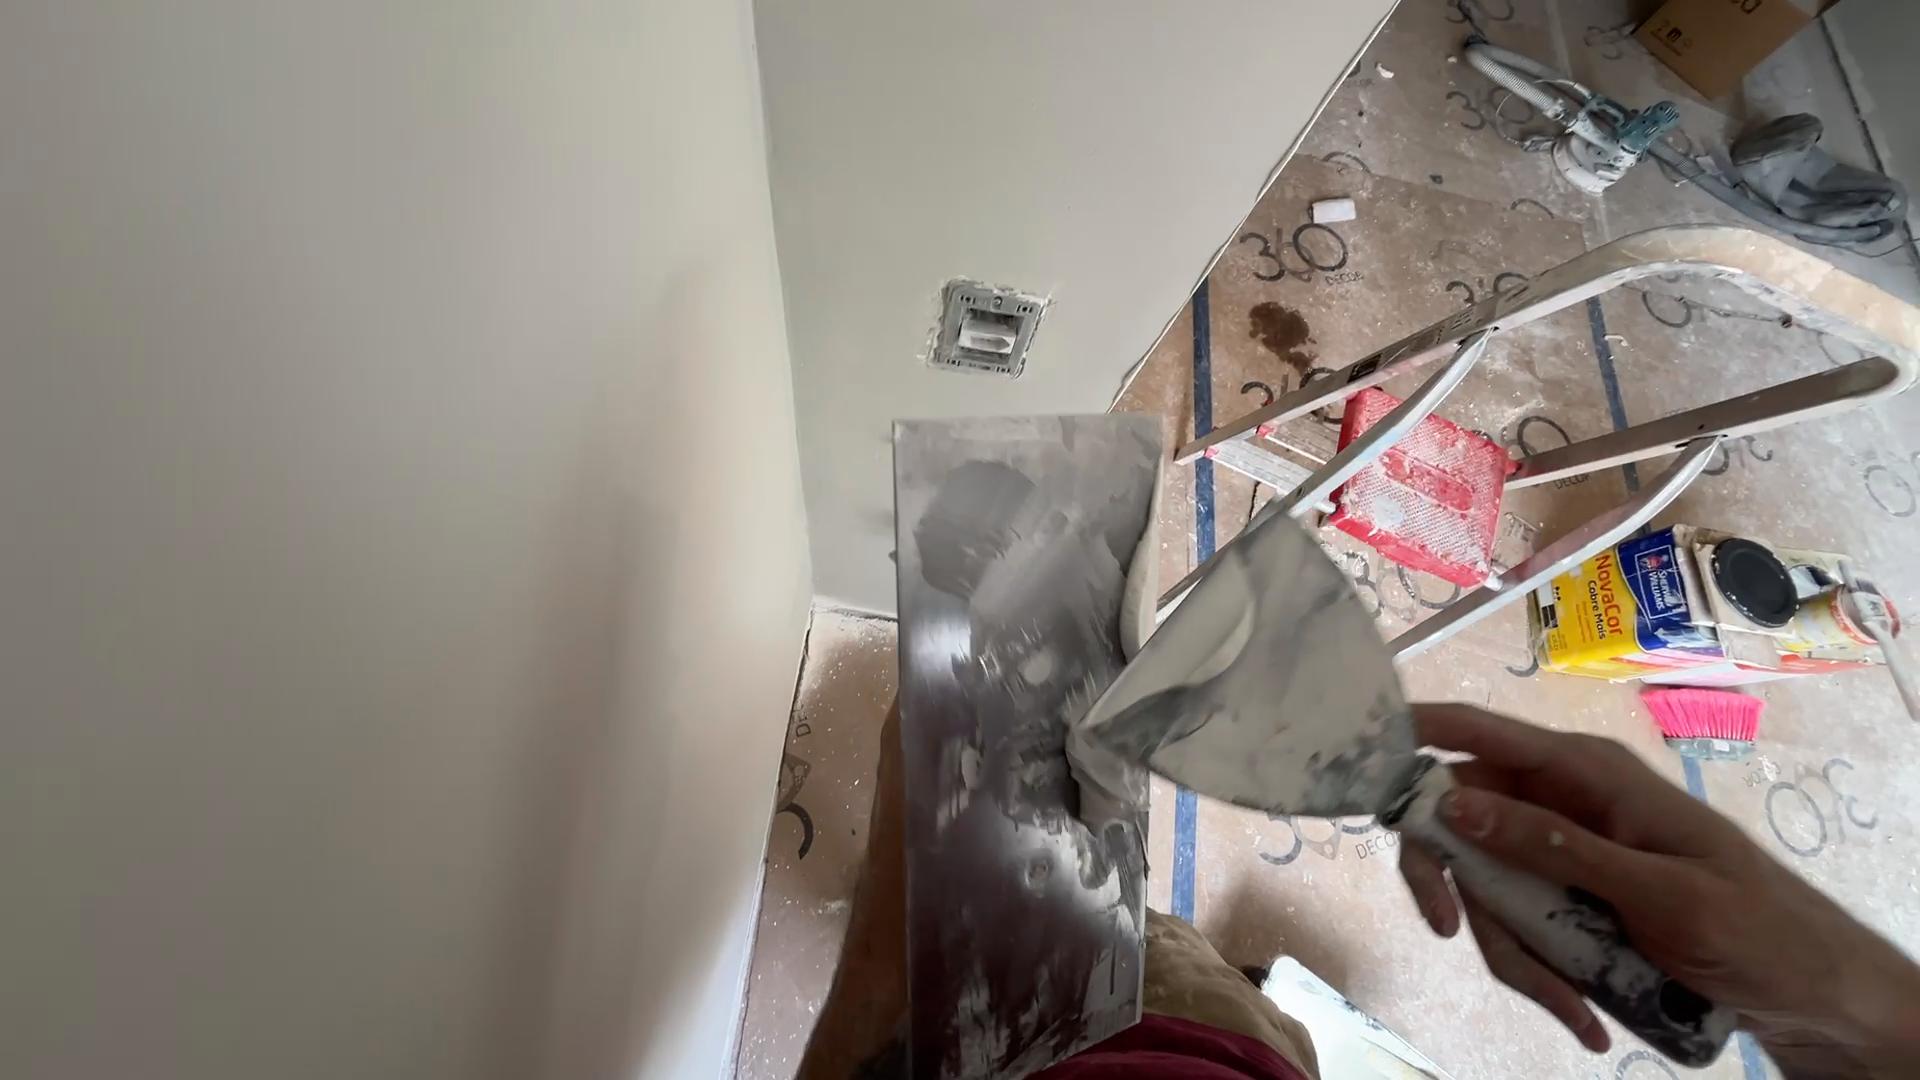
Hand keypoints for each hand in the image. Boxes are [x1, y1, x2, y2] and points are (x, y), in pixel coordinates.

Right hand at [1397, 703, 1919, 1075]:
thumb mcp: (1665, 895)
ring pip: (1478, 879)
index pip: (1472, 728)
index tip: (1351, 754)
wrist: (1827, 1003)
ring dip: (1507, 947)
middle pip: (1454, 816)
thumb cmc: (1766, 932)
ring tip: (1570, 1010)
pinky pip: (1509, 918)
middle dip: (1449, 878)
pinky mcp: (1554, 890)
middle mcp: (1549, 797)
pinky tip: (1579, 1014)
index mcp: (1578, 771)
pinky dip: (1532, 968)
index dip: (1407, 729)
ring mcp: (1549, 845)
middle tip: (1446, 927)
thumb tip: (1451, 805)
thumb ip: (1555, 845)